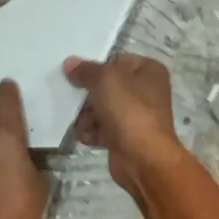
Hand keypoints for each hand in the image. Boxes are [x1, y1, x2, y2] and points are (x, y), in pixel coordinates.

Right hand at [63, 54, 183, 192]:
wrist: (143, 158)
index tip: (75, 75)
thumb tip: (69, 63)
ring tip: (80, 124)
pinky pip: (104, 130)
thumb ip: (86, 70)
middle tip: (73, 101)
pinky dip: (93, 133)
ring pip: (103, 110)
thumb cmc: (129, 110)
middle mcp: (145, 92)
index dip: (95, 67)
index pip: (116, 61)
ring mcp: (136, 117)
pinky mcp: (126, 138)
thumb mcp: (105, 80)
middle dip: (88, 97)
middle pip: (107, 88)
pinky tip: (85, 137)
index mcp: (148, 71)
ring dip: (87, 117)